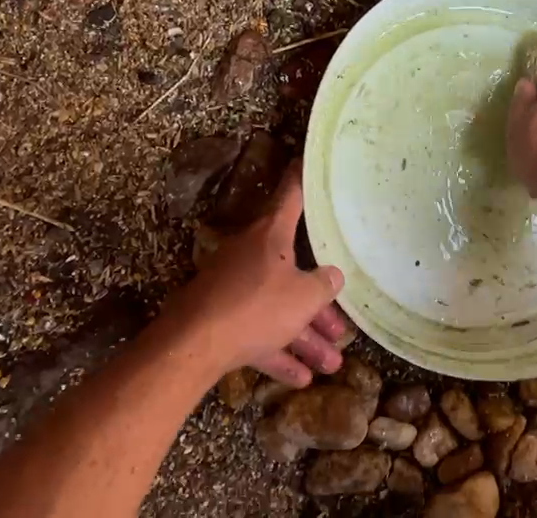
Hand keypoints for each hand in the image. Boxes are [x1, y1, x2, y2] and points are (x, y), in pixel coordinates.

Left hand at [166, 169, 347, 386]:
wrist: (193, 346)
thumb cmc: (256, 307)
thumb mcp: (303, 297)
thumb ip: (323, 286)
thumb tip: (332, 277)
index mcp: (271, 234)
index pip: (292, 195)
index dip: (302, 178)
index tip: (306, 160)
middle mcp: (251, 254)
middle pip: (293, 270)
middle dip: (318, 301)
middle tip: (344, 323)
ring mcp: (233, 287)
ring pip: (277, 308)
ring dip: (304, 336)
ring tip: (333, 363)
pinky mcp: (221, 320)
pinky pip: (257, 333)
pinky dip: (278, 352)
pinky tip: (301, 377)